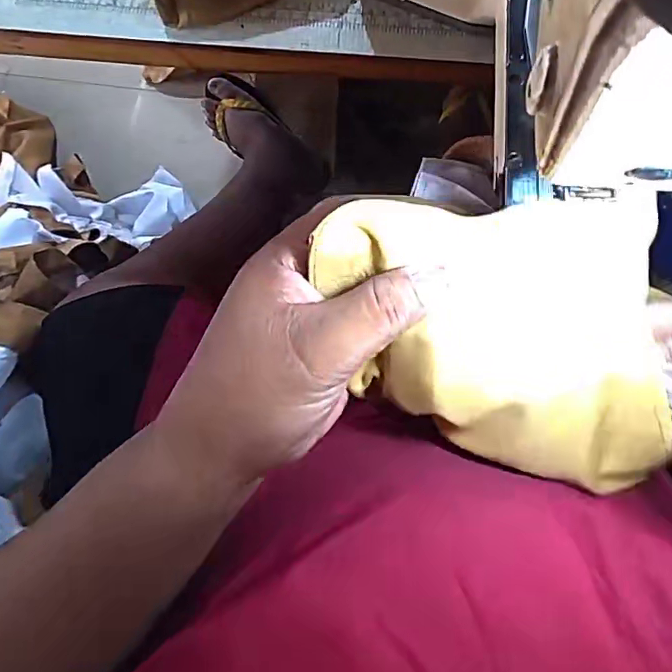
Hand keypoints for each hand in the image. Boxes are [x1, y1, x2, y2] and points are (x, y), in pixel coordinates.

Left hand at [152, 199, 428, 489]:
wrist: (219, 459)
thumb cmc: (259, 395)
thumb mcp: (320, 347)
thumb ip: (378, 308)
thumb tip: (441, 272)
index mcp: (286, 261)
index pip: (343, 215)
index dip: (388, 211)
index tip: (434, 220)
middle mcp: (300, 278)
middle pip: (359, 249)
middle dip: (403, 251)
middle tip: (452, 251)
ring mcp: (313, 312)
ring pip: (367, 286)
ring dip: (402, 287)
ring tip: (450, 282)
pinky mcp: (325, 343)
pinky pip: (368, 318)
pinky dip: (395, 318)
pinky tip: (427, 321)